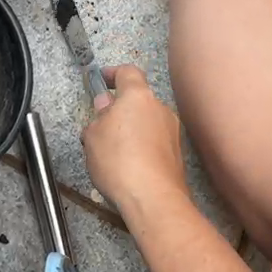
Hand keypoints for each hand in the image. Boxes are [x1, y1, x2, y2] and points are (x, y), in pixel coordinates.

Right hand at [81, 65, 189, 213]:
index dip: (113, 73)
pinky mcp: (177, 155)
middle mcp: (160, 109)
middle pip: (138, 100)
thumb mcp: (93, 135)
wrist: (154, 200)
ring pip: (146, 122)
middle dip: (120, 109)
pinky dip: (141, 147)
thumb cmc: (119, 160)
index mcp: (138, 97)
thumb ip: (99, 116)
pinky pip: (154, 142)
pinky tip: (127, 166)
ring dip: (130, 130)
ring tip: (111, 151)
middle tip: (100, 124)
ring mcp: (172, 133)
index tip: (101, 80)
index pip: (128, 72)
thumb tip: (106, 105)